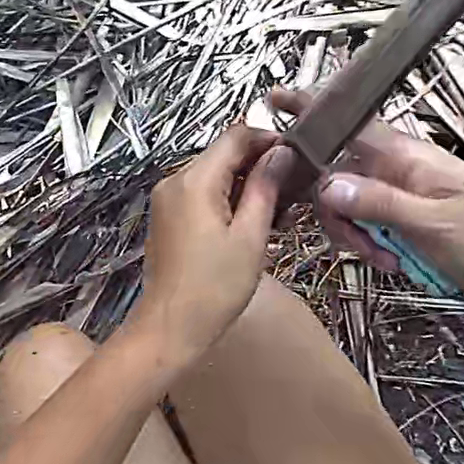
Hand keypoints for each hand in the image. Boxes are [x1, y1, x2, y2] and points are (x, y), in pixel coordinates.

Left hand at [133, 124, 290, 353]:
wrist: (171, 327)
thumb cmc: (214, 287)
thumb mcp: (251, 236)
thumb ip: (265, 188)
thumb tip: (281, 154)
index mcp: (193, 180)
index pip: (235, 136)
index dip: (268, 139)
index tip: (297, 156)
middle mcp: (173, 182)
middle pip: (222, 155)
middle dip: (258, 166)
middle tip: (293, 189)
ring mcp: (166, 200)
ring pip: (212, 176)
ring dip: (244, 186)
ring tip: (279, 212)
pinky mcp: (167, 218)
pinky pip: (200, 196)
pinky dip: (226, 201)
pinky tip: (251, 224)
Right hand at [269, 88, 463, 301]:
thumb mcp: (436, 223)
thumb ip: (379, 203)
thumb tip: (325, 185)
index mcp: (405, 156)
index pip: (351, 122)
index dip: (313, 108)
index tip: (274, 100)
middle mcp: (393, 169)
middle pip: (334, 176)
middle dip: (336, 212)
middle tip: (360, 245)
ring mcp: (394, 194)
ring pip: (343, 204)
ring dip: (354, 235)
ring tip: (386, 258)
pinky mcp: (396, 219)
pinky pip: (361, 224)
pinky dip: (368, 245)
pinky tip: (392, 261)